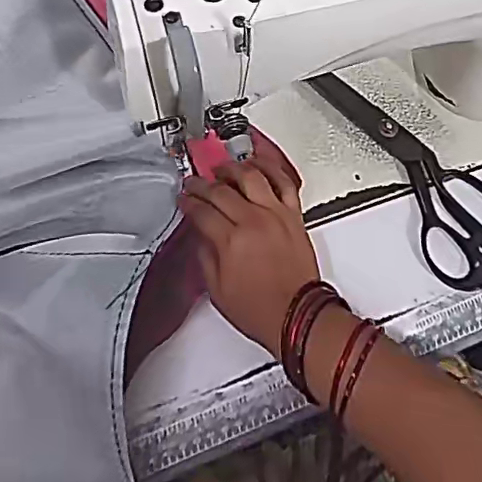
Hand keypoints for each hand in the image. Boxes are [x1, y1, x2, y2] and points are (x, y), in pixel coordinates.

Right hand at [179, 146, 316, 351]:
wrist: (298, 316)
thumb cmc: (262, 309)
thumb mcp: (217, 290)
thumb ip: (205, 256)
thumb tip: (200, 235)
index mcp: (231, 241)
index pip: (202, 211)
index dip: (188, 203)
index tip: (184, 200)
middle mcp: (253, 222)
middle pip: (221, 191)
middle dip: (201, 185)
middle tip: (194, 184)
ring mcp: (276, 214)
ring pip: (251, 176)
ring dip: (232, 169)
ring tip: (222, 170)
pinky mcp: (294, 215)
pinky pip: (284, 182)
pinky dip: (270, 169)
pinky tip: (258, 165)